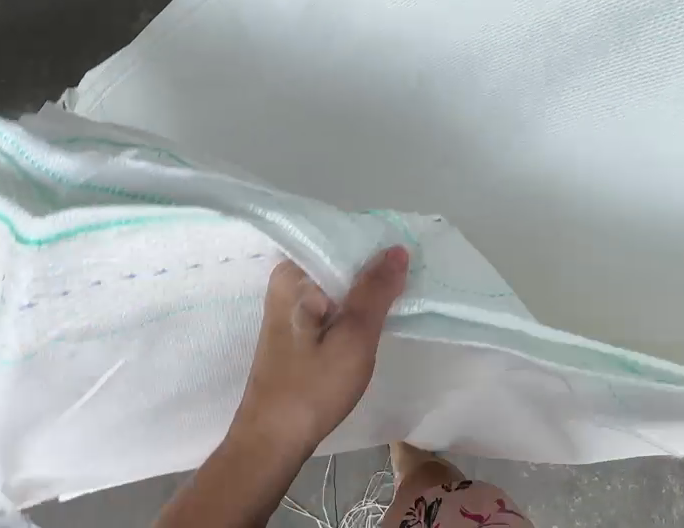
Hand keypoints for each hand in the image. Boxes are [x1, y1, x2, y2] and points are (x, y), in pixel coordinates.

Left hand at [227, 247, 409, 462]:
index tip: (408, 257)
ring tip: (400, 293)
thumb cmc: (312, 388)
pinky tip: (376, 315)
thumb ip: (376, 290)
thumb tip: (397, 248)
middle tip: (411, 276)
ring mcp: (290, 303)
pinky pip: (332, 301)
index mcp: (293, 274)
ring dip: (367, 289)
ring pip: (338, 283)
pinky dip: (354, 306)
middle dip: (373, 269)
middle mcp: (287, 280)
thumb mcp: (354, 337)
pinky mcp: (296, 325)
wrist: (273, 442)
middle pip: (340, 261)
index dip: (377, 246)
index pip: (342, 241)